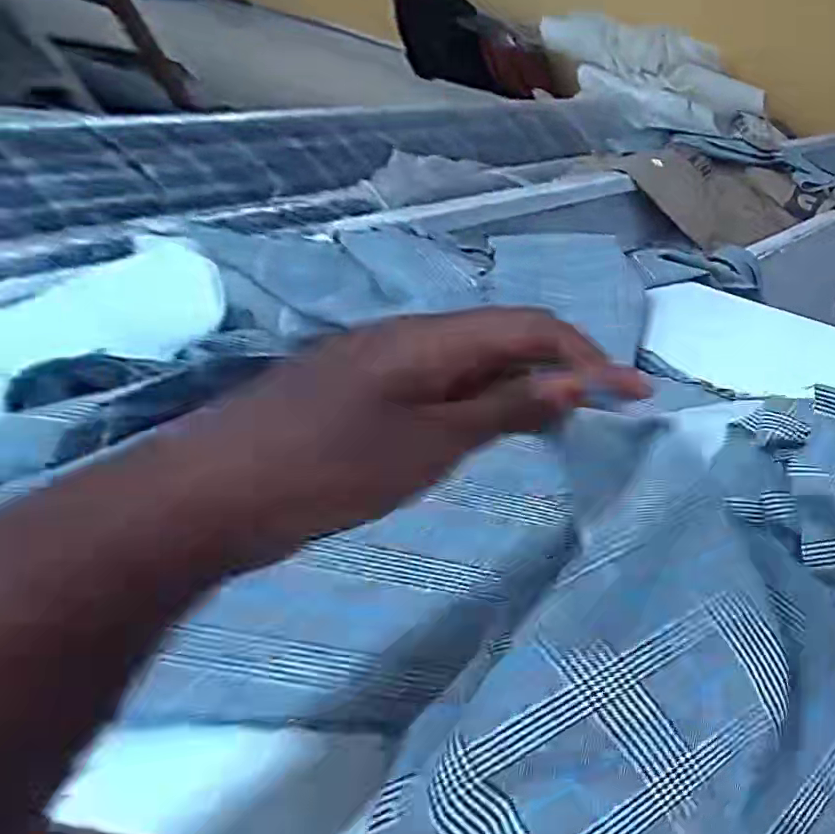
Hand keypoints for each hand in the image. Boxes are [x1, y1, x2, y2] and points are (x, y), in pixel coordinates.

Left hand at [149, 308, 647, 566]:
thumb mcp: (434, 442)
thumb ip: (509, 406)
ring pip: (483, 359)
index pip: (534, 329)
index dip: (592, 357)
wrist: (198, 504)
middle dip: (571, 367)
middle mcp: (412, 338)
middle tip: (613, 406)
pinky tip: (507, 425)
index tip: (636, 394)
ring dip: (535, 382)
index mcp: (428, 340)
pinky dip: (497, 398)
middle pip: (512, 337)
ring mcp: (388, 363)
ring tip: (573, 419)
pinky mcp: (372, 390)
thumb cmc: (327, 470)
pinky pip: (454, 381)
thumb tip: (578, 382)